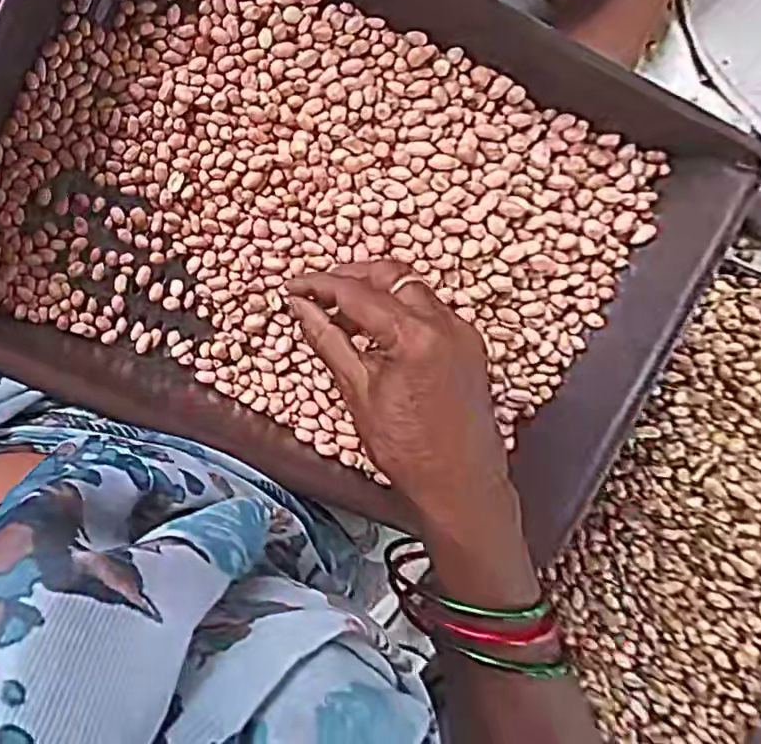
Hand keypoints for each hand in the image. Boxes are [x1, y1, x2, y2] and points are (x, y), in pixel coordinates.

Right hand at [284, 261, 511, 535]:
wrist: (462, 486)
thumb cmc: (408, 447)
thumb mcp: (355, 388)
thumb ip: (326, 337)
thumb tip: (301, 306)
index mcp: (415, 336)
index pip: (354, 291)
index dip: (317, 285)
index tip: (292, 288)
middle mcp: (446, 325)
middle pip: (389, 274)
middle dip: (348, 276)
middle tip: (316, 292)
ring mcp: (462, 334)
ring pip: (409, 287)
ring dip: (372, 291)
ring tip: (338, 315)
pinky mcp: (468, 346)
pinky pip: (426, 309)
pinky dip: (394, 308)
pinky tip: (370, 331)